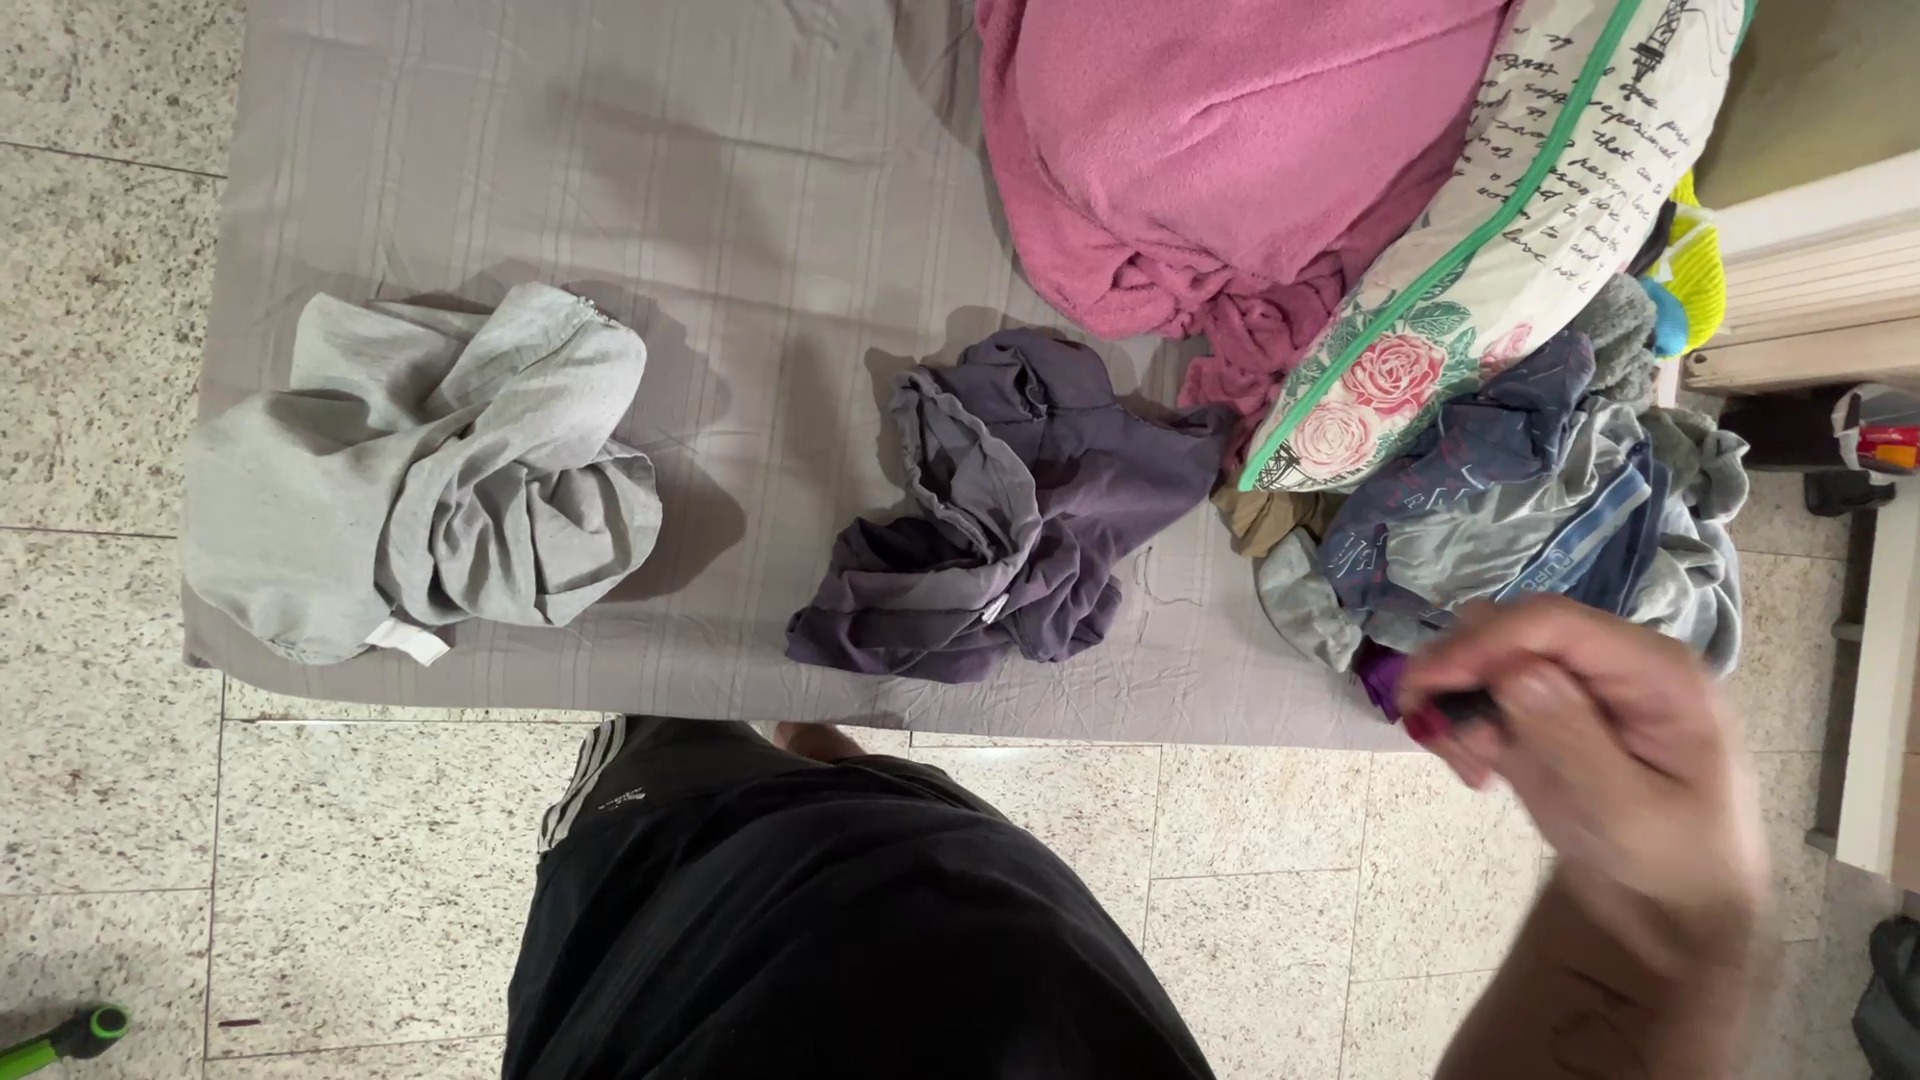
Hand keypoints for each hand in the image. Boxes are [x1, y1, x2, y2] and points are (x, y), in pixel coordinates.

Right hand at [1399, 596, 1770, 975]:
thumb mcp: (1627, 810)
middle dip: (1455, 674)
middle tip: (1441, 734)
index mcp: (1652, 669)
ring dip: (1449, 702)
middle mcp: (1604, 657)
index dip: (1481, 643)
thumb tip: (1511, 671)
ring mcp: (1564, 675)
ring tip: (1473, 764)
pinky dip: (1452, 721)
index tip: (1429, 684)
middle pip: (1500, 628)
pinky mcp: (1530, 697)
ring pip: (1472, 653)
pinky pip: (1466, 686)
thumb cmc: (1667, 856)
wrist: (1663, 893)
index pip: (1548, 622)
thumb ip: (1572, 738)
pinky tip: (1475, 767)